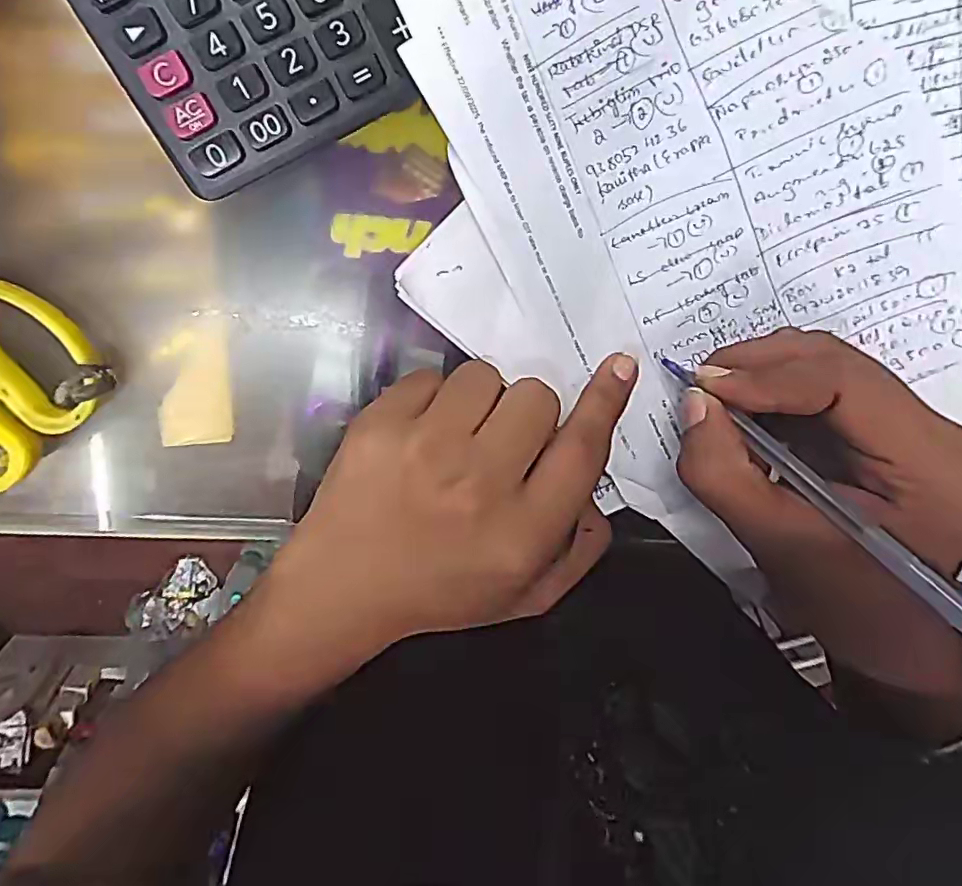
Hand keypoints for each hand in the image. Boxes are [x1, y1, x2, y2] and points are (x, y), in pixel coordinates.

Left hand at [250, 354, 635, 682]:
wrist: (343, 586)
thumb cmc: (438, 592)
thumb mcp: (524, 596)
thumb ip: (577, 548)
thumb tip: (596, 491)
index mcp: (522, 529)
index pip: (581, 449)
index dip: (605, 402)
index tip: (618, 365)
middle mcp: (479, 482)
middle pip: (536, 397)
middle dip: (527, 413)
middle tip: (499, 440)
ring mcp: (425, 446)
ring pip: (484, 376)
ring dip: (481, 399)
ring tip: (456, 434)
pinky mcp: (380, 423)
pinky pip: (430, 376)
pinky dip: (433, 398)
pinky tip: (419, 433)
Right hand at [675, 329, 961, 728]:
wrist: (899, 642)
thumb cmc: (852, 608)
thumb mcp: (779, 544)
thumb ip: (724, 473)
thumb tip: (695, 404)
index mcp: (931, 463)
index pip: (844, 382)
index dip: (767, 377)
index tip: (704, 389)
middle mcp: (936, 432)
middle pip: (835, 360)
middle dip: (758, 364)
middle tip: (701, 384)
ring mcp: (914, 427)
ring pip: (827, 365)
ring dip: (763, 371)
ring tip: (716, 394)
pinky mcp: (886, 431)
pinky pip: (821, 387)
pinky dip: (772, 388)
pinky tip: (744, 408)